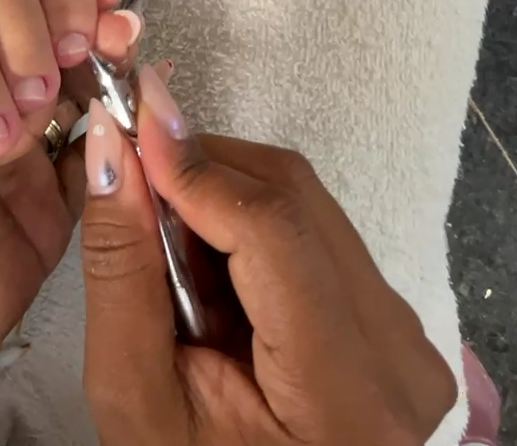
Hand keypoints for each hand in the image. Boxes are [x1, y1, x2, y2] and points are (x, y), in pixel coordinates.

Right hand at [77, 65, 457, 445]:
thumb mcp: (130, 390)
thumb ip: (120, 264)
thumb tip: (111, 143)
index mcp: (347, 399)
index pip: (274, 233)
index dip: (194, 165)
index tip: (123, 118)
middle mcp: (401, 353)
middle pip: (292, 198)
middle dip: (197, 171)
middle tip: (129, 187)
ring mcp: (406, 335)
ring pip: (300, 200)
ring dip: (216, 194)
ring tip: (168, 253)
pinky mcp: (392, 322)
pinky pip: (309, 226)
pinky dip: (242, 220)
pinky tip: (208, 272)